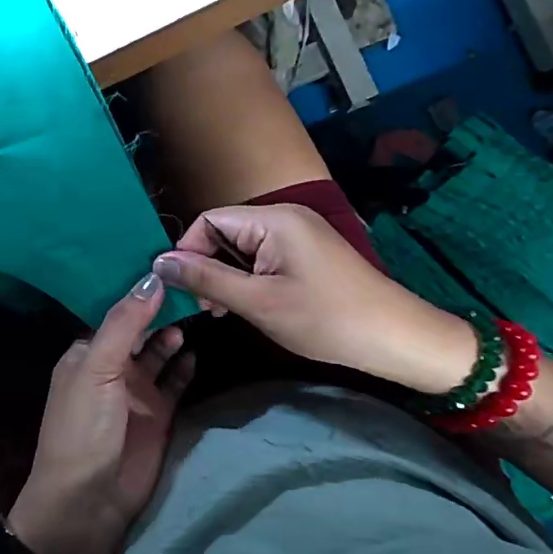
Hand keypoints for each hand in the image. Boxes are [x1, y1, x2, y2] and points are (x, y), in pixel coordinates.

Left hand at [8, 273, 195, 553]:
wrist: (88, 502)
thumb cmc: (83, 429)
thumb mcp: (96, 370)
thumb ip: (125, 325)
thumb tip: (151, 278)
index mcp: (87, 352)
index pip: (116, 311)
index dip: (139, 290)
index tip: (169, 262)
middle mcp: (112, 367)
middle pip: (142, 329)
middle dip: (162, 309)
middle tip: (194, 284)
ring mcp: (137, 391)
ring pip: (160, 353)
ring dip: (174, 335)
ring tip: (197, 314)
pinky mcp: (159, 413)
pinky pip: (176, 381)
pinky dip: (185, 366)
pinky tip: (196, 351)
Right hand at [152, 204, 476, 394]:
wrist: (393, 336)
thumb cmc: (324, 319)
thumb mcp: (259, 302)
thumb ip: (207, 280)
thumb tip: (159, 262)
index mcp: (273, 219)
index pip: (209, 220)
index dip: (187, 252)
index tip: (180, 291)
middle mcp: (285, 217)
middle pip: (225, 232)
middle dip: (207, 267)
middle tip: (205, 310)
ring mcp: (300, 235)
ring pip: (243, 249)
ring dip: (227, 278)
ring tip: (224, 312)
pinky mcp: (309, 254)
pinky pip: (265, 259)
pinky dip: (250, 281)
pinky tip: (248, 306)